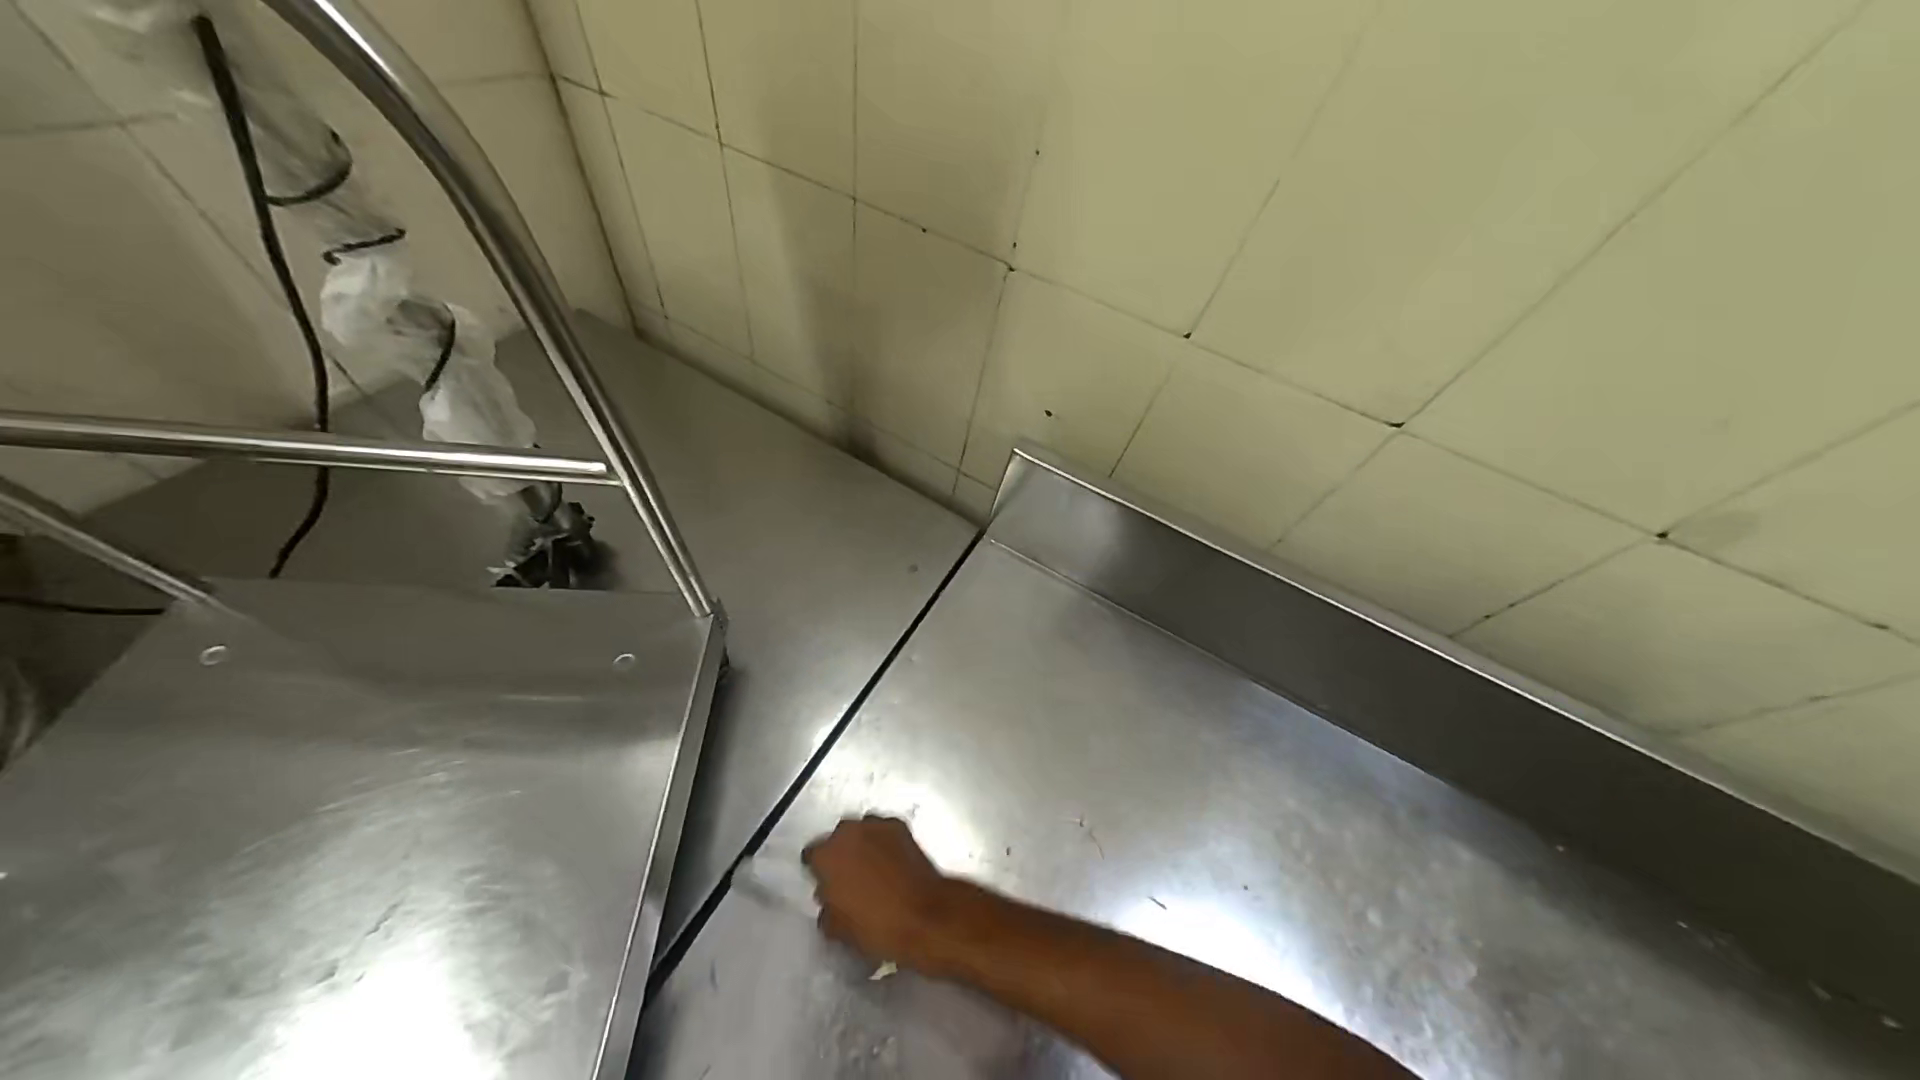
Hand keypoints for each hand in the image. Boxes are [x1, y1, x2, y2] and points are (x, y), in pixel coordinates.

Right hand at [802, 815, 959, 968]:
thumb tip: (829, 901)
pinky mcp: (902, 827)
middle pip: (838, 838)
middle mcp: (848, 831)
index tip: (826, 885)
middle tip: (850, 879)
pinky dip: (886, 844)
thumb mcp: (838, 929)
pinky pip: (885, 832)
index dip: (819, 871)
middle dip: (841, 854)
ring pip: (862, 832)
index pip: (812, 855)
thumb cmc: (876, 925)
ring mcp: (877, 825)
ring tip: (873, 870)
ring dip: (863, 846)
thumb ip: (826, 908)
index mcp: (826, 854)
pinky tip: (892, 864)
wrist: (925, 915)